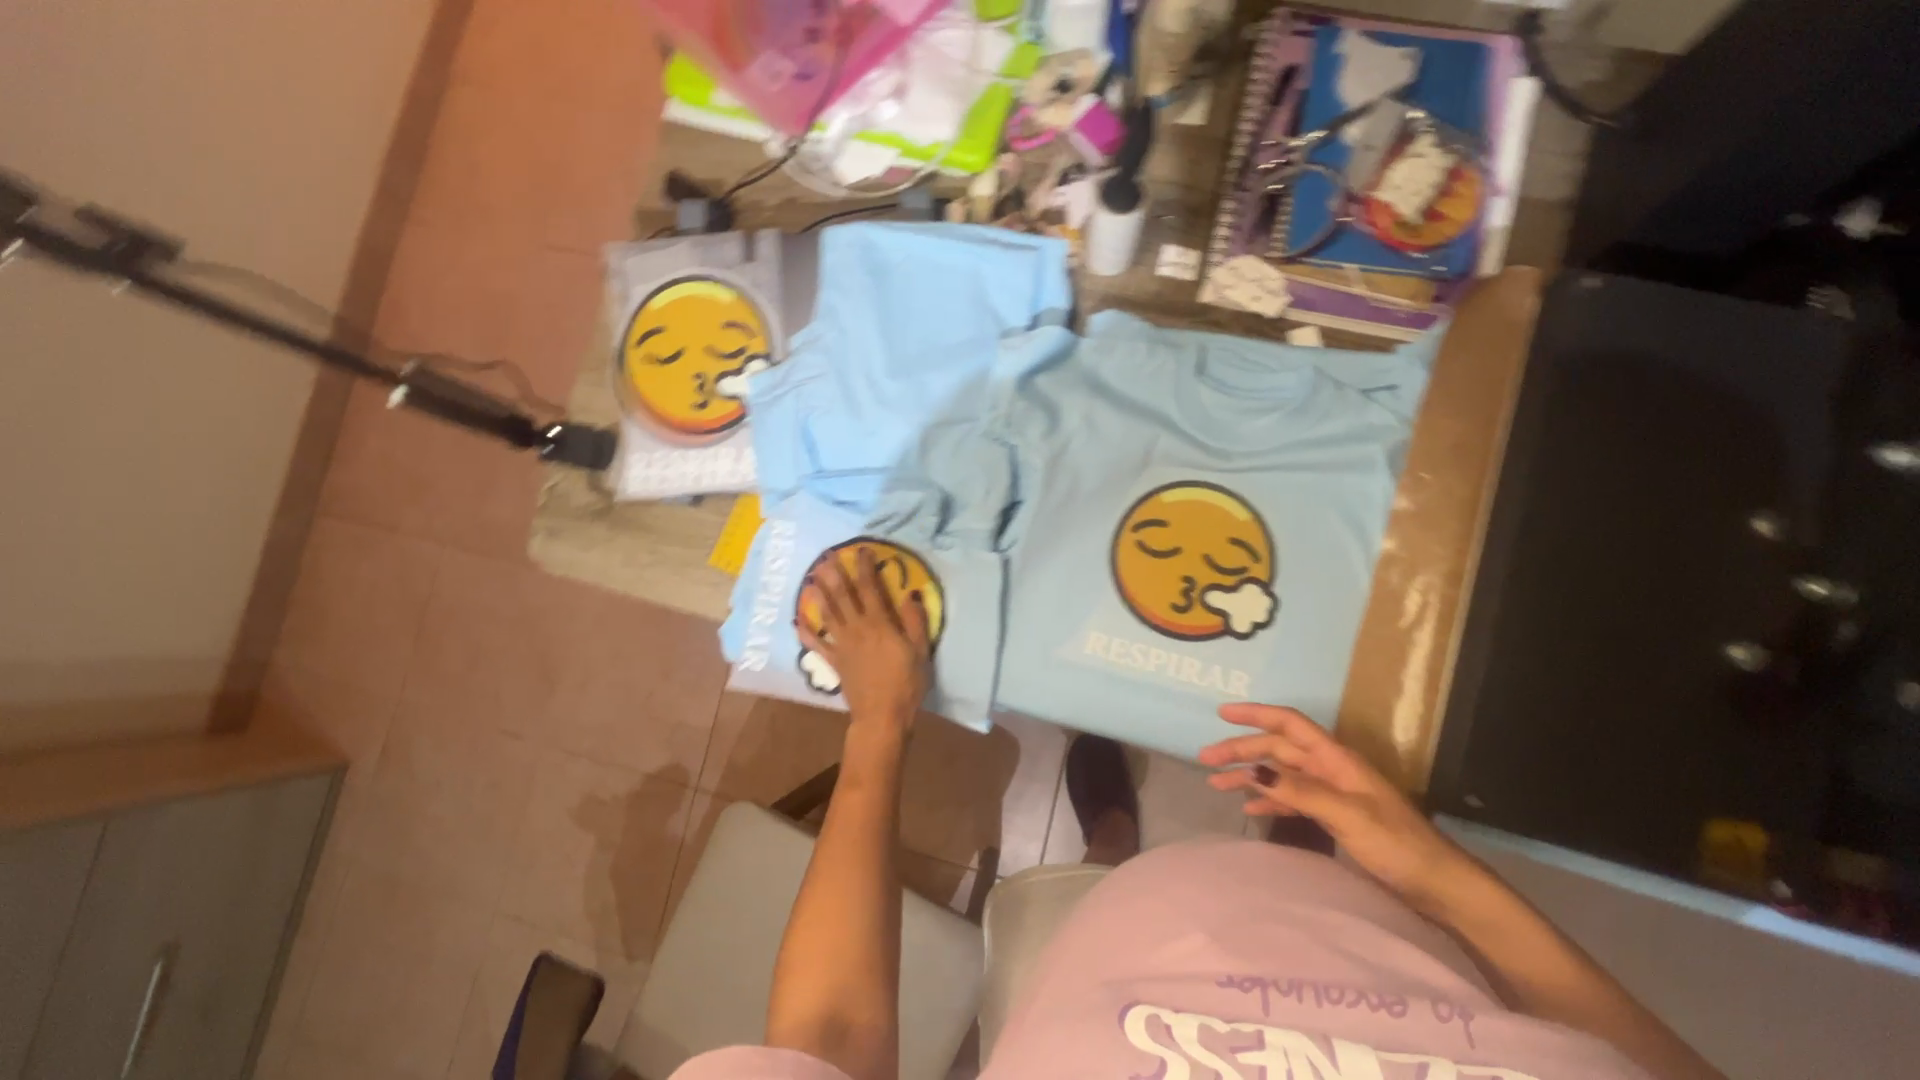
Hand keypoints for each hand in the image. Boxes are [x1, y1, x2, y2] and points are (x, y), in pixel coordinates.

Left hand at [797, 546, 931, 737]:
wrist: (882, 716)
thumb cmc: (906, 684)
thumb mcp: (919, 651)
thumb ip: (914, 621)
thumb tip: (910, 593)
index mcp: (880, 624)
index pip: (870, 588)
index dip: (864, 568)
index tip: (860, 550)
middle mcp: (857, 629)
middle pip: (843, 596)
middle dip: (835, 574)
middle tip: (825, 555)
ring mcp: (842, 645)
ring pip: (828, 613)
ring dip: (819, 594)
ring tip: (811, 576)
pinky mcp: (834, 662)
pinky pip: (816, 644)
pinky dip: (806, 631)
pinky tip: (797, 620)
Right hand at [1200, 703, 1473, 910]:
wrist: (1436, 883)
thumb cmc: (1396, 844)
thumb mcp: (1347, 815)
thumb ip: (1300, 791)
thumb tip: (1253, 770)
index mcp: (1337, 759)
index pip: (1289, 725)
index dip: (1256, 715)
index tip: (1221, 713)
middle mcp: (1331, 769)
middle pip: (1278, 749)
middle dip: (1242, 750)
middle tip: (1206, 760)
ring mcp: (1332, 792)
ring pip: (1281, 773)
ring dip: (1249, 775)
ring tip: (1216, 784)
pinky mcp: (1334, 815)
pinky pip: (1291, 798)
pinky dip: (1269, 800)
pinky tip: (1249, 808)